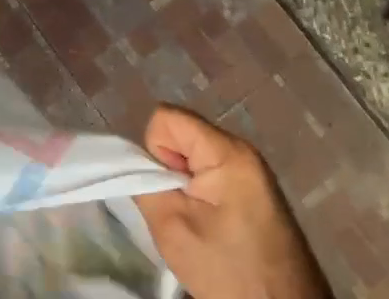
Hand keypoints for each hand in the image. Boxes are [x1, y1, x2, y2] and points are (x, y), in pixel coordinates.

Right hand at [134, 104, 330, 298]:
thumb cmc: (228, 269)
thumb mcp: (171, 225)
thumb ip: (143, 181)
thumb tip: (132, 161)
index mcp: (228, 152)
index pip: (166, 118)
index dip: (155, 151)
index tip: (172, 190)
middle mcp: (244, 151)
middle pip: (180, 135)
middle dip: (169, 169)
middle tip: (184, 211)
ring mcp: (253, 172)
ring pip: (191, 156)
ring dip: (183, 184)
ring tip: (198, 222)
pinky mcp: (256, 191)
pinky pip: (209, 172)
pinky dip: (200, 194)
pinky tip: (212, 226)